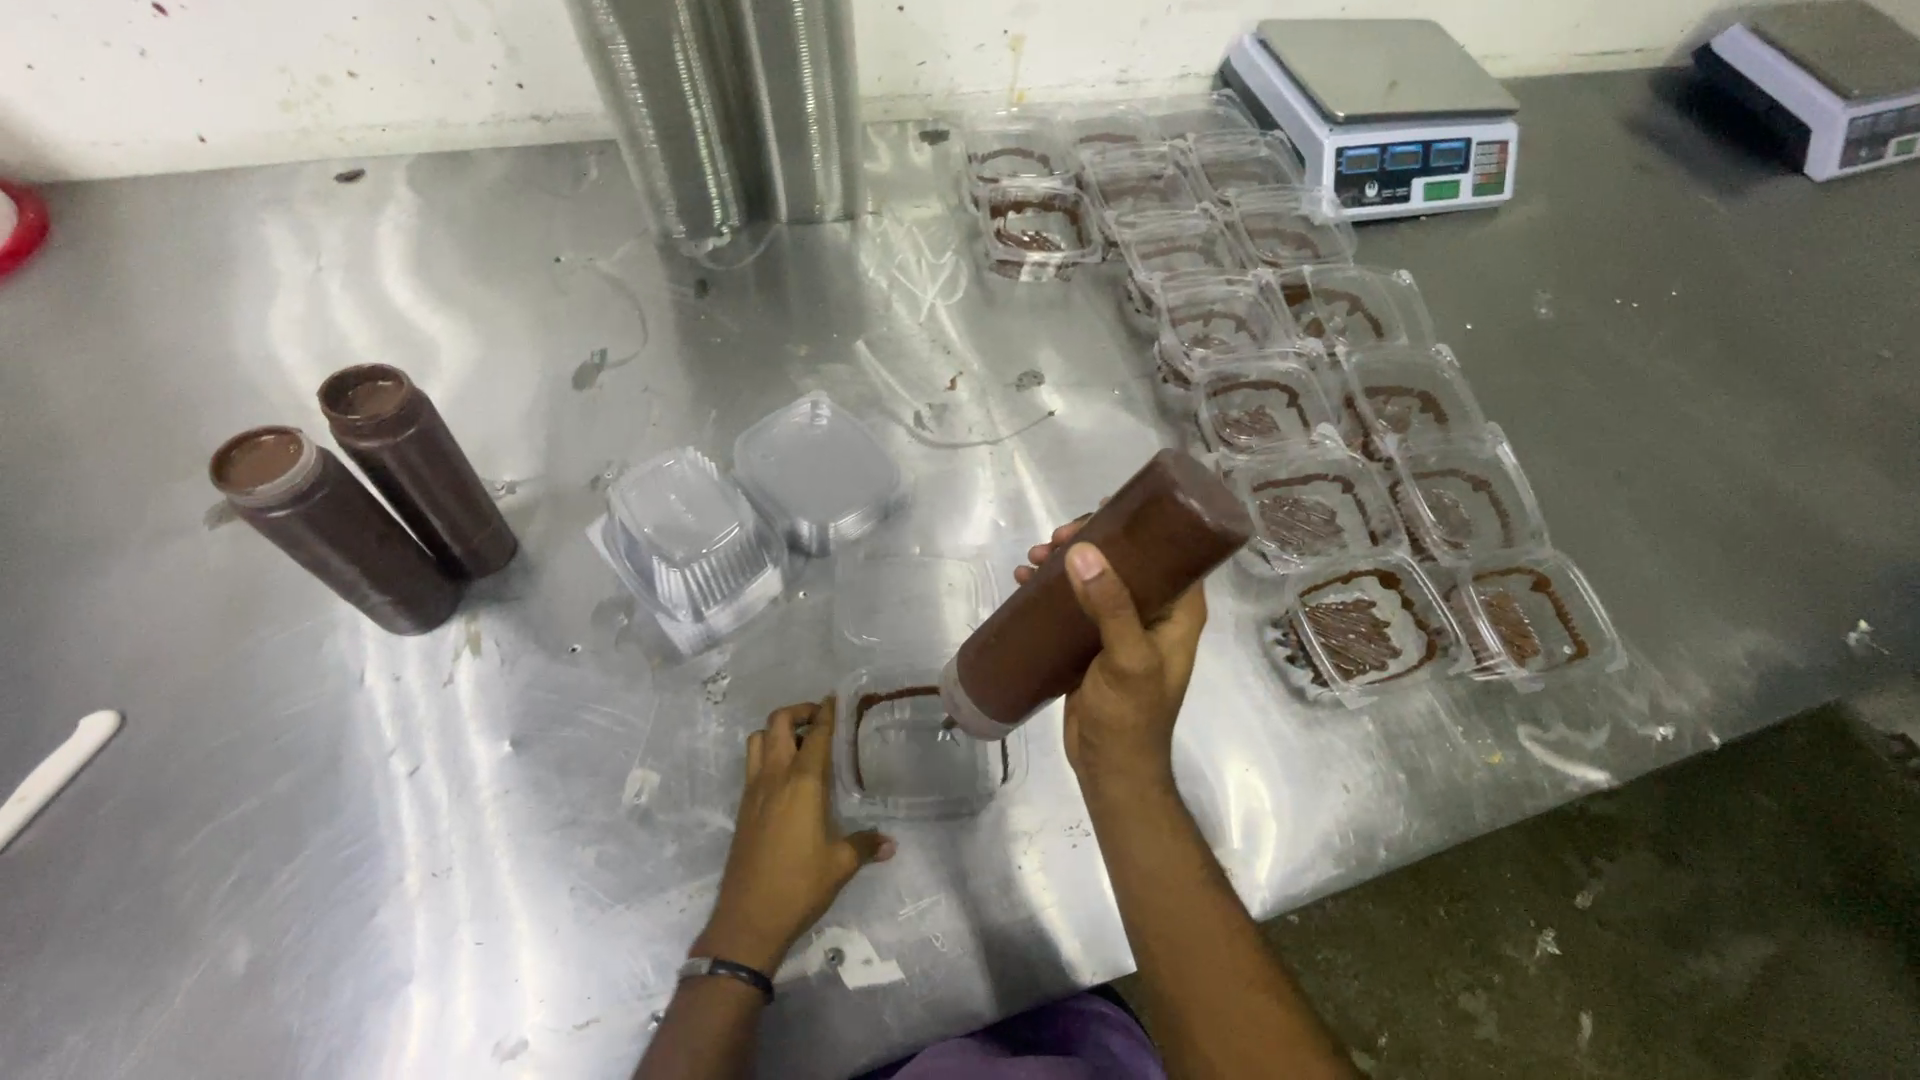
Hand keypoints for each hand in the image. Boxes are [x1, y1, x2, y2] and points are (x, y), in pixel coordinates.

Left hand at [695, 699, 894, 973]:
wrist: (748, 919)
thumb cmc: (799, 886)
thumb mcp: (840, 865)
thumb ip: (865, 846)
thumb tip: (890, 843)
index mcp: (803, 784)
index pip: (816, 735)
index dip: (826, 713)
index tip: (835, 699)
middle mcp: (774, 779)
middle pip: (778, 724)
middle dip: (799, 712)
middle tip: (820, 720)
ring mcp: (753, 793)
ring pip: (759, 741)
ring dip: (778, 731)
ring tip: (801, 744)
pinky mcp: (743, 809)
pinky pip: (753, 765)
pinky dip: (768, 755)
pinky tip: (786, 778)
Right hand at [1016, 517, 1207, 795]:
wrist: (1110, 769)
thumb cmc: (1131, 716)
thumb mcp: (1128, 658)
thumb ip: (1110, 606)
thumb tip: (1083, 551)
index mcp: (1179, 611)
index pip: (1167, 551)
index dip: (1134, 528)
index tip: (1093, 517)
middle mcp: (1154, 613)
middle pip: (1124, 560)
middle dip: (1088, 544)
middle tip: (1053, 540)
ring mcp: (1121, 629)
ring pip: (1095, 580)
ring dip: (1065, 564)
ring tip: (1032, 559)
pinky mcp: (1093, 645)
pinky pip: (1075, 605)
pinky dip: (1051, 590)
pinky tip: (1024, 582)